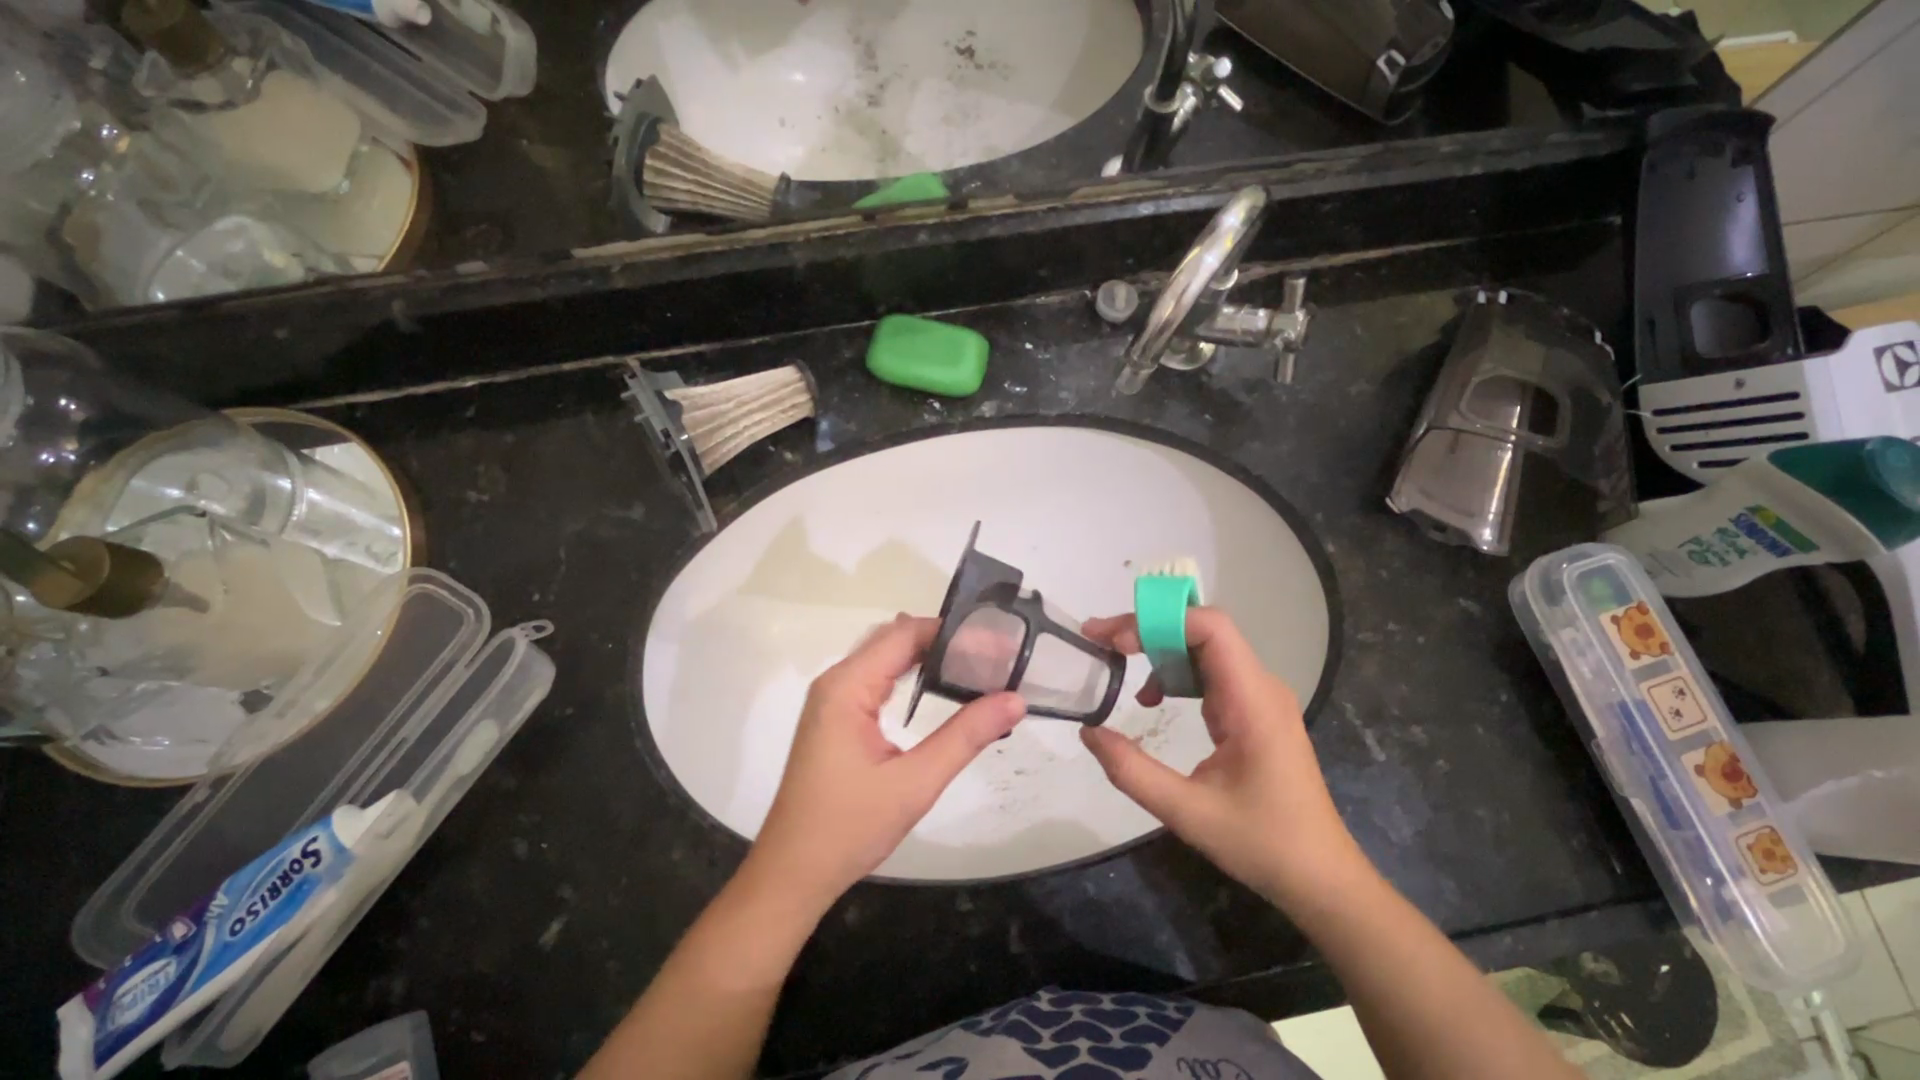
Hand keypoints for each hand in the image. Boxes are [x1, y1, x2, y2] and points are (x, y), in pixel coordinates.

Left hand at [746, 615, 1025, 908]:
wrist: (794, 871)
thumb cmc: (849, 826)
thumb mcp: (915, 782)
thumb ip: (966, 736)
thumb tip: (1014, 699)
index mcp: (847, 687)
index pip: (905, 633)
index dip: (952, 632)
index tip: (997, 644)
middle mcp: (835, 683)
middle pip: (893, 639)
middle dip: (943, 641)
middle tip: (994, 655)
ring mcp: (831, 702)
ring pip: (883, 659)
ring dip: (926, 657)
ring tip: (976, 667)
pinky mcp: (834, 721)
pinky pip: (875, 681)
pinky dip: (908, 676)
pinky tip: (937, 689)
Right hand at [1079, 609, 1370, 906]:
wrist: (1320, 875)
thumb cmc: (1262, 843)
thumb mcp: (1187, 812)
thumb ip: (1132, 770)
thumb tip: (1088, 731)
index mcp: (1253, 701)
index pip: (1210, 628)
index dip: (1158, 622)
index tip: (1113, 641)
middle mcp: (1261, 688)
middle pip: (1204, 632)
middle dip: (1149, 630)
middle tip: (1099, 642)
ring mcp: (1260, 699)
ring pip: (1206, 650)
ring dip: (1160, 650)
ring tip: (1115, 665)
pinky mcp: (1254, 714)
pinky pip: (1212, 676)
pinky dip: (1176, 675)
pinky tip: (1152, 701)